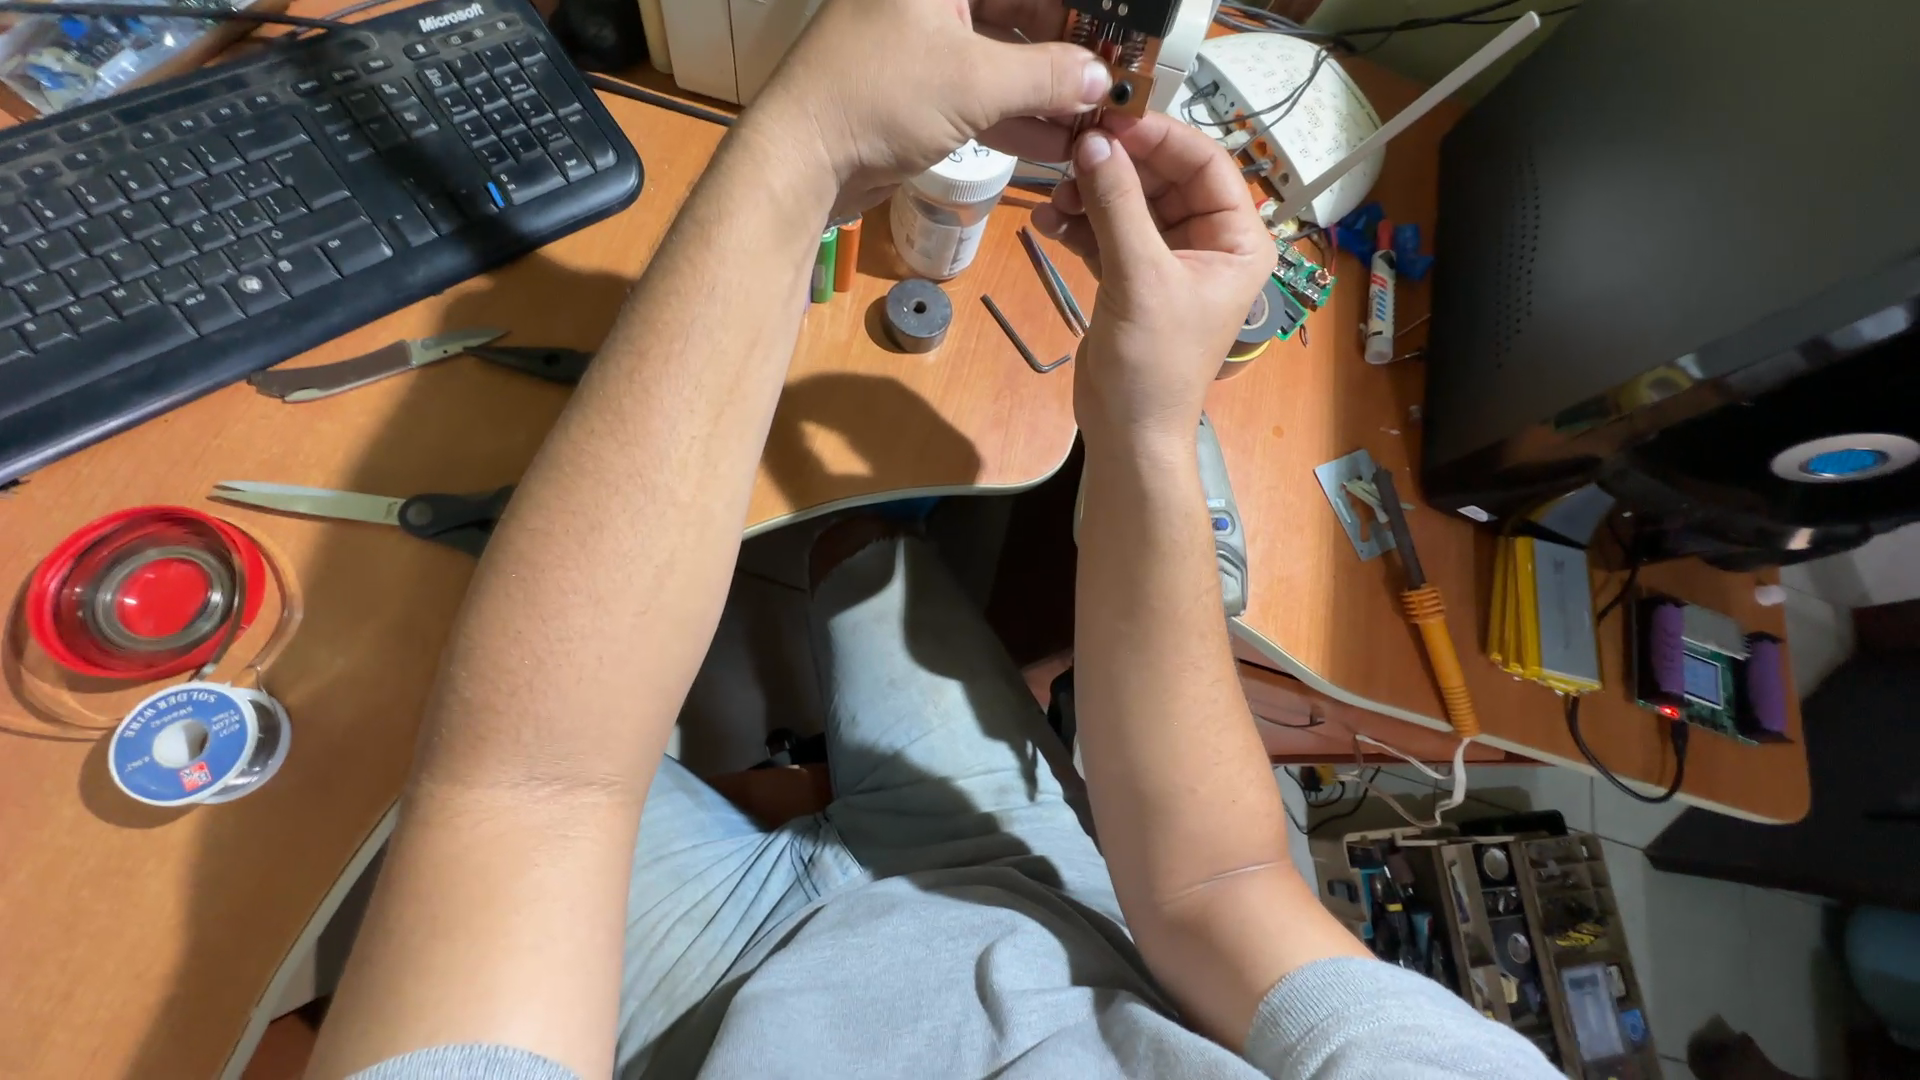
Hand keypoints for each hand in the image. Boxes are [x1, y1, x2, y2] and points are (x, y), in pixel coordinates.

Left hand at [750, 0, 1111, 214]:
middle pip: (1018, 11)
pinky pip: (981, 97)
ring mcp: (926, 45)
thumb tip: (1098, 78)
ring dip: (1048, 92)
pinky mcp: (921, 93)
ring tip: (1094, 117)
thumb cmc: (879, 96)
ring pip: (1002, 59)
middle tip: (1109, 79)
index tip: (1112, 30)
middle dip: (1066, 50)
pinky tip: (1058, 140)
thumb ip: (1044, 76)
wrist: (805, 158)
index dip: (1073, 8)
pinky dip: (1016, 118)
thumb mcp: (972, 81)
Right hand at [1032, 114, 1274, 449]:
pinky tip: (1049, 223)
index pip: (1205, 163)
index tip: (1110, 122)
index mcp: (1236, 240)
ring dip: (1091, 199)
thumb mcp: (1140, 279)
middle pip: (1161, 181)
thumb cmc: (1153, 363)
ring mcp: (1165, 263)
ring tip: (1055, 198)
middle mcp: (1206, 244)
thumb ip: (1117, 206)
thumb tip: (1093, 143)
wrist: (1127, 432)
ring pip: (1129, 207)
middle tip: (1070, 157)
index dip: (1159, 138)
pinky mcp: (1130, 281)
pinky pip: (1107, 237)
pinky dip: (1080, 228)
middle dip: (1116, 170)